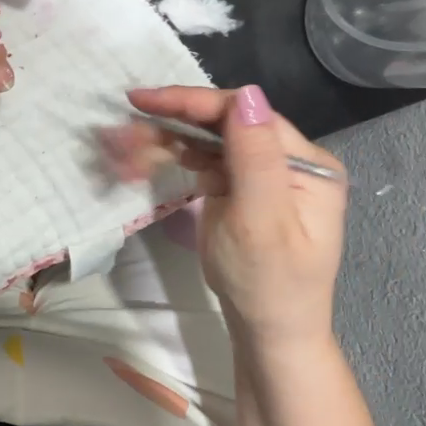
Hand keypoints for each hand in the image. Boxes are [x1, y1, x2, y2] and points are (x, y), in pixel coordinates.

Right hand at [116, 85, 347, 345]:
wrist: (268, 332)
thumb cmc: (269, 282)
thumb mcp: (261, 221)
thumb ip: (254, 157)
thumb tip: (246, 93)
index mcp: (305, 163)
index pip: (244, 115)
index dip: (192, 103)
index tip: (141, 102)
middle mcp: (287, 160)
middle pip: (221, 123)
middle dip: (168, 123)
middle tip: (119, 132)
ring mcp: (261, 174)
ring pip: (204, 140)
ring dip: (162, 140)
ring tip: (120, 149)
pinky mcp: (238, 188)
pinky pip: (200, 161)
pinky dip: (168, 158)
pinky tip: (141, 162)